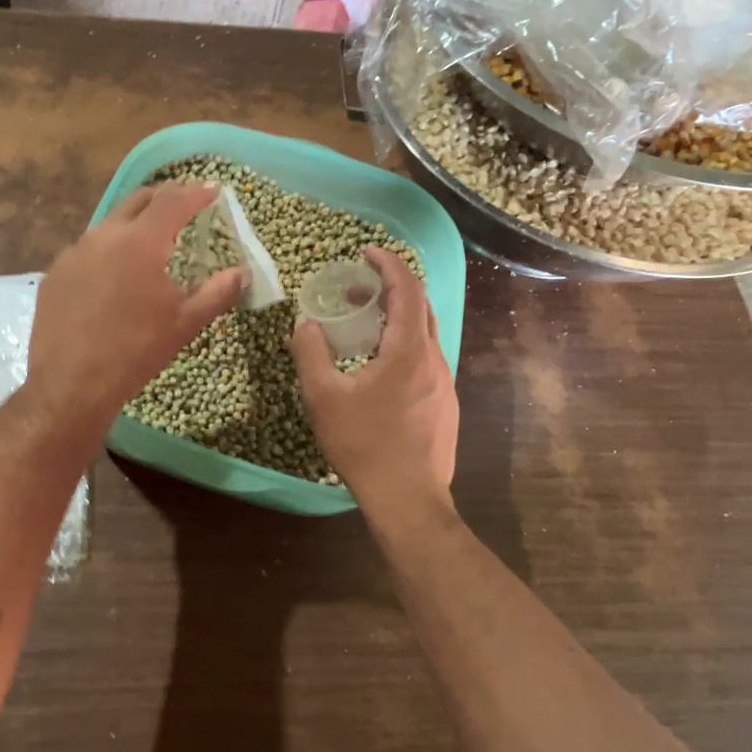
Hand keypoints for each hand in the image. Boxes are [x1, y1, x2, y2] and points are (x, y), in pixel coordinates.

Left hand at [25, 182, 246, 441]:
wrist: (71, 383)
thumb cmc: (136, 352)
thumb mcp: (184, 324)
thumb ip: (217, 293)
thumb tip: (242, 274)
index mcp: (141, 242)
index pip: (173, 201)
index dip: (196, 192)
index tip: (213, 189)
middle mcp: (104, 236)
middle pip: (138, 201)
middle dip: (163, 198)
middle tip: (182, 205)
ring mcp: (74, 253)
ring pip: (109, 225)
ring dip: (133, 225)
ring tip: (149, 242)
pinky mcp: (55, 274)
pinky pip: (86, 251)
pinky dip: (107, 252)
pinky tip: (113, 276)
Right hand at [290, 246, 457, 503]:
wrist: (408, 498)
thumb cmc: (364, 444)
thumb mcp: (323, 397)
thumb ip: (310, 354)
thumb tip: (305, 324)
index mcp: (408, 350)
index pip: (408, 288)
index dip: (388, 264)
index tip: (366, 253)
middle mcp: (434, 359)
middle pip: (421, 306)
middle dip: (391, 289)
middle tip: (358, 290)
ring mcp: (444, 383)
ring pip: (425, 334)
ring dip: (397, 319)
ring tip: (364, 327)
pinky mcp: (445, 404)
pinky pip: (426, 358)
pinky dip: (404, 344)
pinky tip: (380, 368)